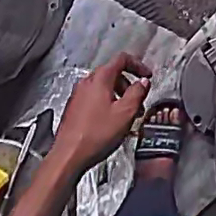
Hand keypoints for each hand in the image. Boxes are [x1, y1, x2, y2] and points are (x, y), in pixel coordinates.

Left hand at [50, 53, 150, 175]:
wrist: (68, 156)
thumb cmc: (94, 136)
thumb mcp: (125, 113)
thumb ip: (137, 93)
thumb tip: (143, 83)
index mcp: (100, 78)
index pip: (122, 59)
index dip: (137, 65)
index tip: (146, 75)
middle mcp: (87, 82)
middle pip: (113, 73)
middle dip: (129, 85)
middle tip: (138, 100)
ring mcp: (78, 95)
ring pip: (103, 88)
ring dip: (118, 97)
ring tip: (126, 115)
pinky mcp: (74, 108)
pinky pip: (94, 99)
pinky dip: (106, 104)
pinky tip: (110, 123)